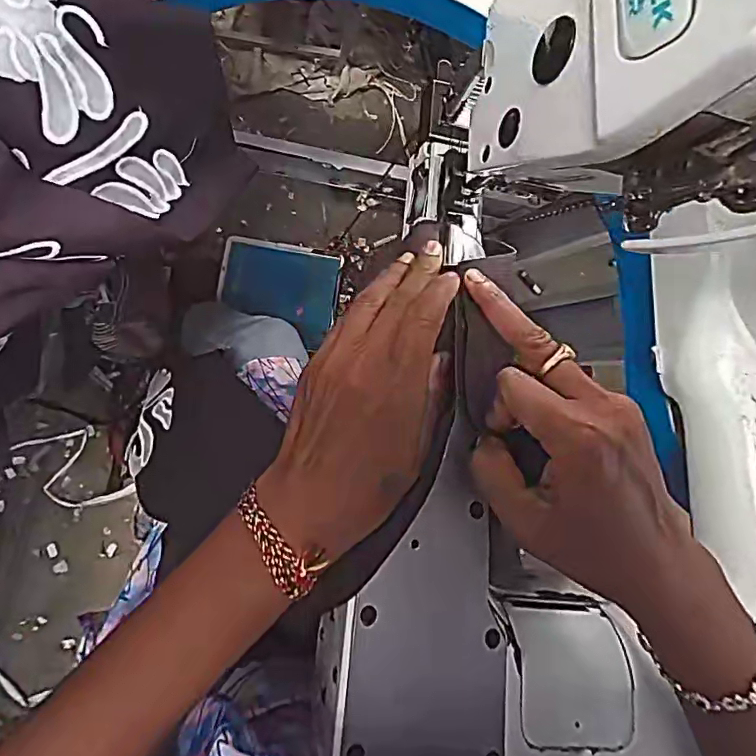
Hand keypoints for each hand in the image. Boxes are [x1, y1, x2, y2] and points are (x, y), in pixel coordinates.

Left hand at [256, 239, 459, 560]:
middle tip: (432, 252)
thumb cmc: (360, 488)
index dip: (438, 292)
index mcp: (393, 384)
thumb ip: (431, 397)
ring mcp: (334, 360)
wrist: (304, 502)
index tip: (451, 279)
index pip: (420, 318)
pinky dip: (364, 299)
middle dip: (417, 271)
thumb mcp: (415, 448)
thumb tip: (439, 364)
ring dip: (389, 277)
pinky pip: (344, 319)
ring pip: (365, 302)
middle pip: (393, 301)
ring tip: (407, 261)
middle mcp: (361, 363)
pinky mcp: (317, 364)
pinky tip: (374, 293)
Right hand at [462, 269, 706, 619]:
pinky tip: (544, 417)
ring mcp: (619, 405)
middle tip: (478, 288)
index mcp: (579, 435)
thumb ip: (490, 468)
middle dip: (503, 318)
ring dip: (529, 372)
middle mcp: (604, 409)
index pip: (514, 382)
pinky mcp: (624, 408)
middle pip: (540, 344)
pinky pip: (576, 381)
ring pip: (558, 360)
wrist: (657, 561)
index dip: (496, 407)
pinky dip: (551, 389)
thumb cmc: (604, 549)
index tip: (500, 434)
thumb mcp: (525, 521)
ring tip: (515, 395)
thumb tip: (486, 437)